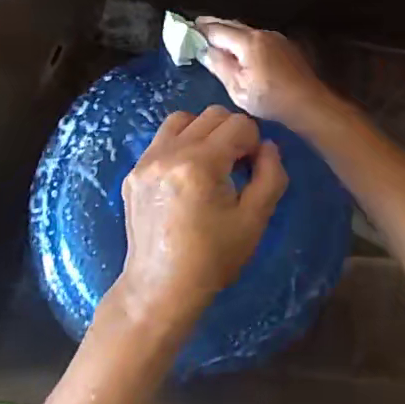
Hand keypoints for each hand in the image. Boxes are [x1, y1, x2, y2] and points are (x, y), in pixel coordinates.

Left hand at [116, 105, 287, 324]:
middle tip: (236, 167)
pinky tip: (187, 176)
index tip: (252, 171)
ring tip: (210, 165)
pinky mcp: (133, 172)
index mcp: (200, 163)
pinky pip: (161, 140)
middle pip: (212, 115)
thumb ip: (271, 176)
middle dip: (232, 133)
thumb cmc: (213, 258)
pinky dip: (180, 145)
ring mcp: (146, 161)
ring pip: (183, 119)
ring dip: (203, 132)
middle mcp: (169, 153)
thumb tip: (268, 147)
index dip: (254, 144)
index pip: (239, 124)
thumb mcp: (255, 220)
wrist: (161, 288)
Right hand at [197, 19, 336, 129]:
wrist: (309, 103)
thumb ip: (220, 66)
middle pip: (232, 25)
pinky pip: (257, 38)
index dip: (200, 29)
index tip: (185, 29)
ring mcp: (275, 38)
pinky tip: (238, 49)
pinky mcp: (284, 46)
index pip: (217, 29)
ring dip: (229, 32)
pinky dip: (242, 39)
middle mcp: (262, 33)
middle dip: (213, 25)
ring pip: (245, 30)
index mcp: (248, 42)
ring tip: (214, 38)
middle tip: (196, 27)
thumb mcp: (238, 88)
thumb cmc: (270, 100)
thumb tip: (205, 50)